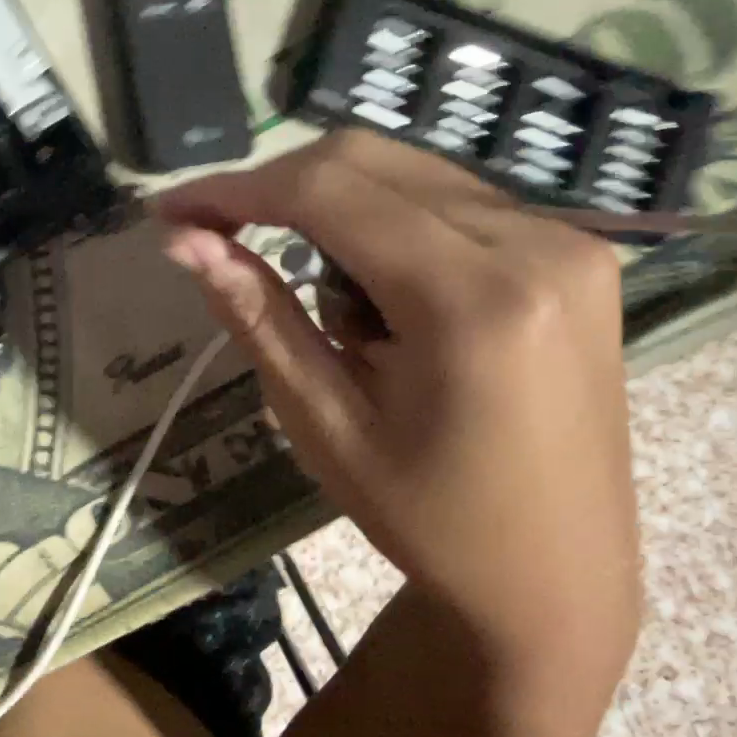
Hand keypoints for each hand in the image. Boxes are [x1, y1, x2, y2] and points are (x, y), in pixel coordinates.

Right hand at [155, 131, 639, 661]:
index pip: (326, 192)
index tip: (166, 212)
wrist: (553, 573)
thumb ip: (254, 313)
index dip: (232, 189)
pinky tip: (368, 296)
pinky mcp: (571, 254)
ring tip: (313, 304)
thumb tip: (181, 241)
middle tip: (210, 239)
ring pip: (402, 173)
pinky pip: (443, 199)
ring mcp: (566, 243)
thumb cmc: (423, 512)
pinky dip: (376, 225)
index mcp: (473, 298)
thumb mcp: (318, 418)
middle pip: (365, 162)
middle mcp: (536, 244)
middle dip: (271, 190)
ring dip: (325, 212)